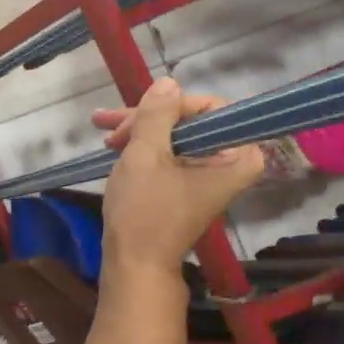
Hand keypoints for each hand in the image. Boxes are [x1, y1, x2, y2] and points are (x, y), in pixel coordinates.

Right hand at [92, 78, 263, 275]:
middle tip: (105, 125)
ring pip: (176, 139)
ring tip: (105, 139)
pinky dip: (144, 151)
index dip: (166, 108)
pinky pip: (171, 157)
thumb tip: (167, 82)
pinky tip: (116, 151)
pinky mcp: (190, 187)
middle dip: (146, 121)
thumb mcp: (144, 157)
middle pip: (191, 123)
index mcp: (239, 155)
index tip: (128, 121)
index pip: (209, 109)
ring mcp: (212, 176)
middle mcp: (234, 162)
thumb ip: (156, 116)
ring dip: (140, 135)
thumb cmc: (143, 211)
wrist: (134, 261)